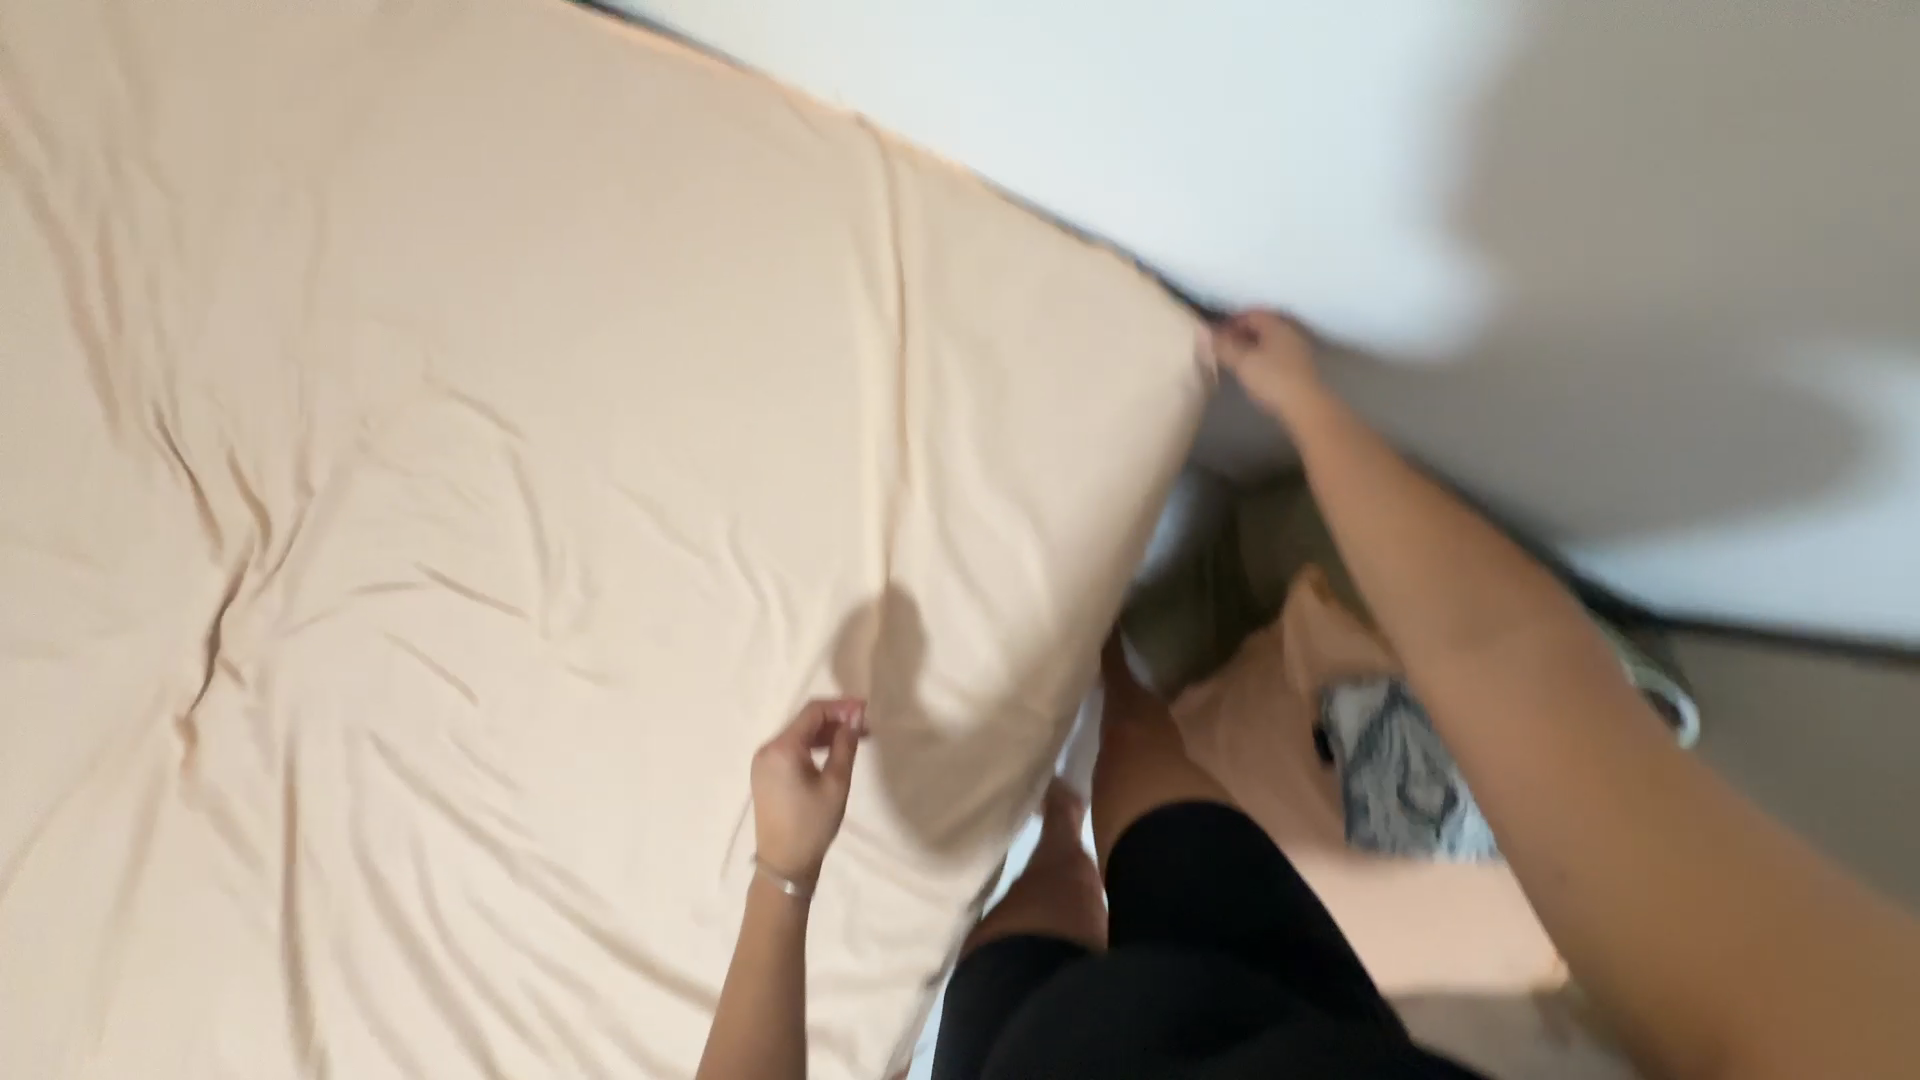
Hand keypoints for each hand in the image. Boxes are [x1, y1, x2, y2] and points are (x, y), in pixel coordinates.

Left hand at [750, 697, 866, 884]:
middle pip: (805, 721)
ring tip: (855, 739)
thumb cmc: (812, 824)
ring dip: (826, 733)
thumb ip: (845, 744)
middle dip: (835, 719)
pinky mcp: (765, 775)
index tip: (865, 709)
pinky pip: (791, 750)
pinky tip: (834, 752)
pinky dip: (813, 746)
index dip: (841, 706)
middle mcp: (767, 749)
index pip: (813, 712)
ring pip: (799, 735)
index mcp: (781, 748)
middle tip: (864, 726)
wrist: (784, 865)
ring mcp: (763, 763)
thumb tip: (854, 717)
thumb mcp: (836, 783)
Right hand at [1212, 311, 1324, 417]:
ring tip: (1234, 360)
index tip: (1215, 335)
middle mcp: (1289, 332)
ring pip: (1269, 341)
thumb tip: (1203, 332)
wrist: (1305, 406)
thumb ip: (1223, 346)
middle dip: (1240, 334)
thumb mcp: (1242, 362)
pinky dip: (1261, 357)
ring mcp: (1297, 349)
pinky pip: (1276, 354)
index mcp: (1276, 325)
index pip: (1251, 314)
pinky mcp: (1299, 367)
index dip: (1230, 322)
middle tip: (1222, 348)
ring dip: (1250, 347)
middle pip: (1261, 326)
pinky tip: (1252, 371)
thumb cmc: (1272, 379)